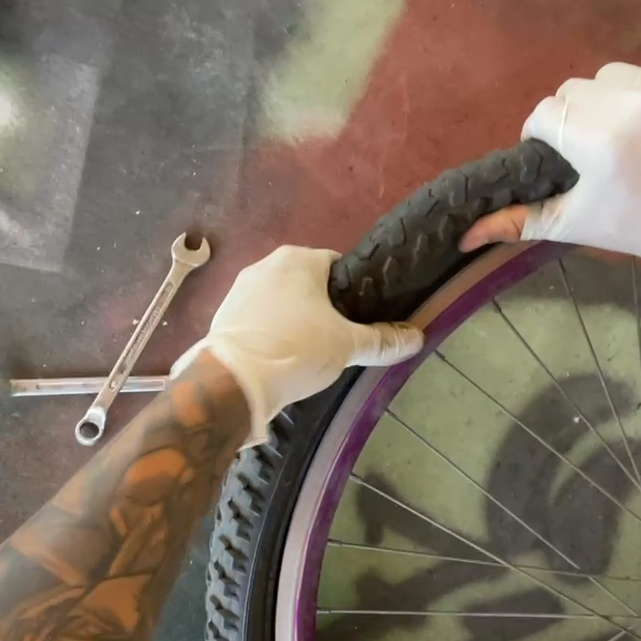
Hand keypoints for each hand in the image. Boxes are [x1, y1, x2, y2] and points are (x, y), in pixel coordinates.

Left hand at [172, 246, 423, 445]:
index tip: (360, 319)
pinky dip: (270, 336)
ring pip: (279, 303)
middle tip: (337, 342)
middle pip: (306, 285)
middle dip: (322, 310)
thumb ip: (382, 340)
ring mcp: (239, 290)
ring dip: (294, 323)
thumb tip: (417, 337)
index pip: (337, 266)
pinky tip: (279, 361)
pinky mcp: (223, 317)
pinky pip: (257, 322)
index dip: (353, 292)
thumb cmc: (297, 350)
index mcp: (299, 259)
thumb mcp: (347, 346)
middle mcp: (265, 265)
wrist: (233, 382)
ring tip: (307, 355)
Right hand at [459, 59, 640, 285]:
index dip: (544, 134)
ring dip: (612, 100)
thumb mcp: (573, 223)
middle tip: (591, 148)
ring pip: (614, 74)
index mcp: (600, 142)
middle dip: (577, 116)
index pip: (547, 113)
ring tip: (627, 134)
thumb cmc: (635, 226)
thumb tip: (464, 236)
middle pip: (576, 89)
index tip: (557, 154)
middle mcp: (635, 103)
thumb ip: (519, 221)